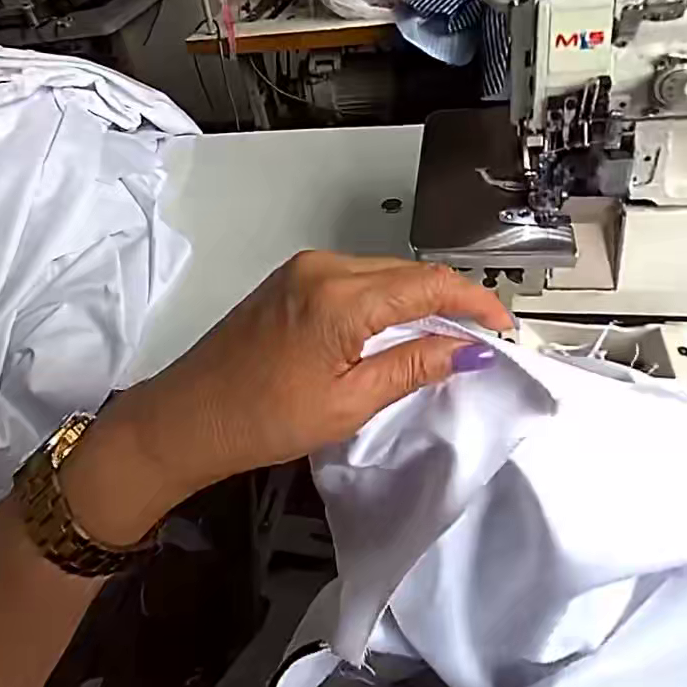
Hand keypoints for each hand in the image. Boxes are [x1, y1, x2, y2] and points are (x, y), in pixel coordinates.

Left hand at [61, 252, 513, 540]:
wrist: (185, 418)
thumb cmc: (259, 419)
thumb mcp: (349, 402)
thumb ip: (413, 366)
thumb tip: (466, 350)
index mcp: (339, 298)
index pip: (429, 284)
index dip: (475, 302)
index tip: (501, 326)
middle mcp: (323, 267)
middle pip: (411, 272)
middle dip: (452, 300)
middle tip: (479, 337)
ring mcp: (305, 268)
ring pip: (387, 272)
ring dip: (420, 299)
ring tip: (445, 336)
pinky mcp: (295, 277)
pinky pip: (360, 277)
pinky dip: (389, 298)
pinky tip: (399, 326)